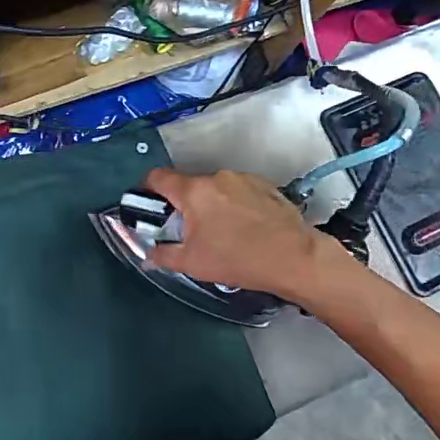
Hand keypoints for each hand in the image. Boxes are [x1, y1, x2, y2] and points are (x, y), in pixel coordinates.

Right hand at [144, 168, 345, 298]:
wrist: (292, 256)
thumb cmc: (237, 259)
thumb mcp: (193, 263)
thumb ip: (163, 254)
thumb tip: (149, 253)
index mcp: (194, 191)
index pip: (159, 177)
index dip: (147, 189)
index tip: (148, 205)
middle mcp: (219, 177)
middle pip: (191, 185)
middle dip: (186, 205)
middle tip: (190, 232)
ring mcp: (245, 179)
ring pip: (218, 189)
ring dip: (213, 205)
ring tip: (224, 233)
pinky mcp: (267, 186)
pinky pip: (241, 192)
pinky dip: (237, 205)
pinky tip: (246, 228)